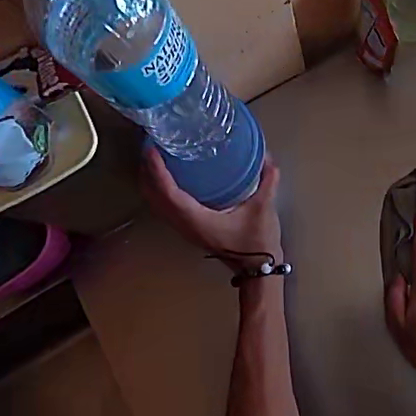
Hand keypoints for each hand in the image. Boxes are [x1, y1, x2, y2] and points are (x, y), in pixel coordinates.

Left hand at [141, 147, 282, 268]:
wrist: (256, 269)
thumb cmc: (257, 243)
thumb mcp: (263, 209)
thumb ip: (267, 181)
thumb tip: (268, 158)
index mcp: (196, 219)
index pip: (167, 192)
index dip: (157, 170)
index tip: (152, 149)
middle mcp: (184, 224)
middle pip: (153, 197)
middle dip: (147, 171)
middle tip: (151, 146)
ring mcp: (185, 229)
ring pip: (156, 203)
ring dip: (151, 181)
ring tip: (155, 158)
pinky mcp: (190, 229)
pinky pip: (165, 207)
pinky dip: (160, 190)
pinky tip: (171, 177)